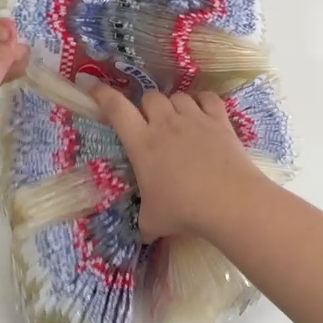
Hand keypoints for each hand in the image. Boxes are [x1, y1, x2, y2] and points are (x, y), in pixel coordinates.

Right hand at [90, 86, 268, 241]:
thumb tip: (144, 234)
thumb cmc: (183, 210)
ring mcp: (194, 119)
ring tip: (176, 119)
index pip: (116, 109)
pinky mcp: (220, 121)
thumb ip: (144, 223)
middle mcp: (165, 124)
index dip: (102, 95)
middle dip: (145, 106)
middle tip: (149, 124)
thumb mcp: (153, 221)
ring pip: (177, 96)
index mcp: (142, 143)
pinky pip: (208, 98)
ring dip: (172, 104)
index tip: (93, 87)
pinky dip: (202, 101)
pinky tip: (202, 111)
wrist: (228, 201)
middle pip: (149, 96)